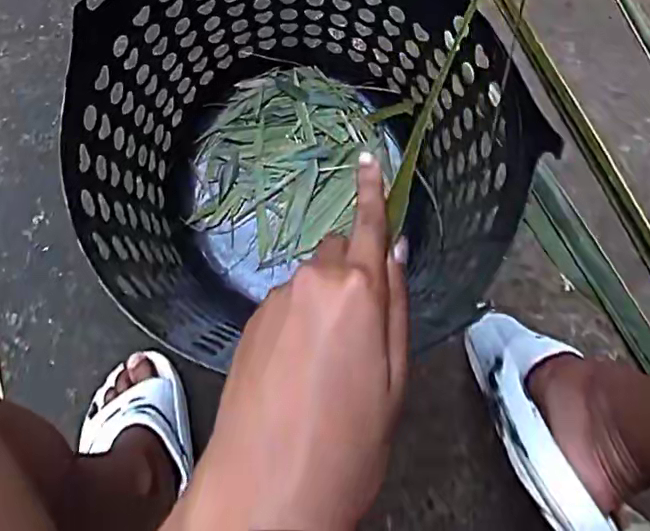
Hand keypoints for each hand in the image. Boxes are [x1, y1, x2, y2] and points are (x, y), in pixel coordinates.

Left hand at [168, 153, 409, 530]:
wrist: (263, 490)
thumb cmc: (347, 445)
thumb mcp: (394, 382)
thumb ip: (397, 307)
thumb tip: (396, 253)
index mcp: (357, 290)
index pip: (369, 225)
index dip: (372, 190)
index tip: (369, 159)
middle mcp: (312, 280)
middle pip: (342, 254)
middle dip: (356, 274)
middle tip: (366, 332)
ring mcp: (277, 297)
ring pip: (315, 282)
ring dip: (327, 304)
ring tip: (330, 368)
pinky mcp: (252, 317)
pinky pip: (289, 303)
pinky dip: (301, 321)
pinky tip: (300, 371)